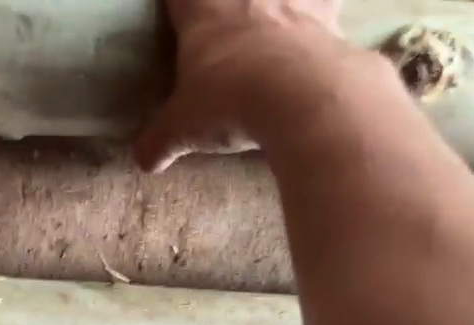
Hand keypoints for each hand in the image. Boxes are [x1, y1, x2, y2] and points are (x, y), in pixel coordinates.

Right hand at [133, 0, 350, 171]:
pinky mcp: (329, 12)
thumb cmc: (226, 101)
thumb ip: (158, 142)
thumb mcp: (180, 130)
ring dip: (277, 1)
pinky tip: (322, 14)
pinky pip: (328, 1)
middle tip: (221, 14)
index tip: (175, 9)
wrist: (297, 94)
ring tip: (271, 10)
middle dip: (223, 4)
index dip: (177, 3)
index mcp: (202, 12)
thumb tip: (144, 159)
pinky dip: (324, 7)